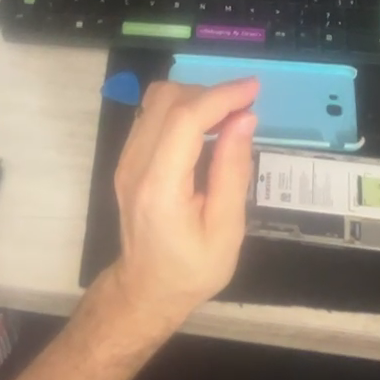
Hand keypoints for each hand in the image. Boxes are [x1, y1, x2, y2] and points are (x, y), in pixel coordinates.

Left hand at [101, 79, 258, 337]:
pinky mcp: (128, 161)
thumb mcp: (226, 230)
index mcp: (160, 187)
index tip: (253, 90)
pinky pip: (152, 118)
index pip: (185, 120)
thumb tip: (244, 119)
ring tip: (228, 120)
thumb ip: (232, 172)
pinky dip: (182, 111)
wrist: (147, 289)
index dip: (221, 96)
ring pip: (156, 103)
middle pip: (166, 100)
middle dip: (209, 93)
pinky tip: (207, 131)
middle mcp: (135, 166)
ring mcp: (126, 161)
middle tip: (244, 110)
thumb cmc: (192, 269)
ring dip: (195, 99)